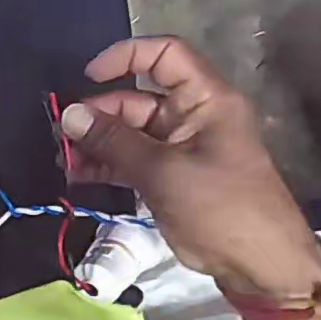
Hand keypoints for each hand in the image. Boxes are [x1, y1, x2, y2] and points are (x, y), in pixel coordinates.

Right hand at [58, 36, 320, 299]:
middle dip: (97, 115)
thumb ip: (113, 141)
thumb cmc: (219, 208)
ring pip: (127, 133)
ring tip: (64, 160)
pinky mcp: (168, 176)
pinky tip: (77, 175)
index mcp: (204, 100)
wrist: (258, 264)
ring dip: (95, 143)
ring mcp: (178, 148)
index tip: (88, 78)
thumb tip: (69, 115)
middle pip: (135, 99)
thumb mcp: (162, 171)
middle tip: (62, 137)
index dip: (125, 56)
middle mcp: (191, 116)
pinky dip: (104, 165)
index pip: (164, 55)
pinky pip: (129, 160)